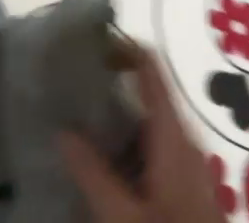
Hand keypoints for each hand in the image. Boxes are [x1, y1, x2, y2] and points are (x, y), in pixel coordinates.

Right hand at [58, 43, 225, 222]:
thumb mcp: (122, 217)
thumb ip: (92, 172)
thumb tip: (62, 129)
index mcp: (173, 134)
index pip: (149, 67)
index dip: (119, 46)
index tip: (82, 43)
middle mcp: (184, 138)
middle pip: (146, 89)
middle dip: (108, 80)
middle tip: (66, 81)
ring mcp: (186, 160)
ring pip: (147, 118)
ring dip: (114, 110)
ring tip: (73, 111)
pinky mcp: (184, 182)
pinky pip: (151, 141)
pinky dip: (124, 136)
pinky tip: (98, 153)